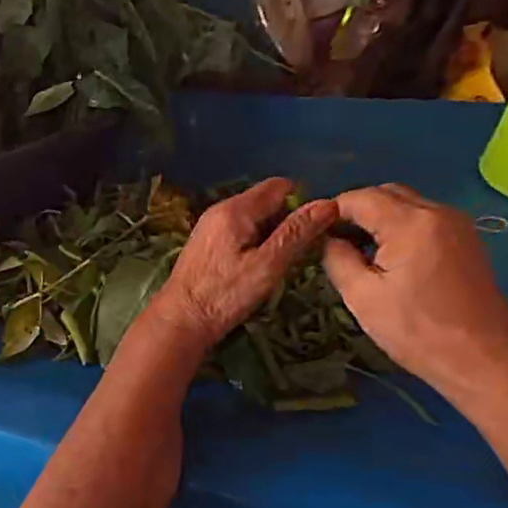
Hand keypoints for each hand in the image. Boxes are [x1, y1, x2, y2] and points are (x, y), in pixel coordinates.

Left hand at [144, 177, 336, 353]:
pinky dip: (253, 245)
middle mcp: (219, 211)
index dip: (303, 203)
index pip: (281, 187)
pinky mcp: (205, 246)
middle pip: (266, 202)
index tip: (314, 230)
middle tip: (299, 253)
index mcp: (235, 210)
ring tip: (278, 265)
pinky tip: (256, 270)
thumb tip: (329, 204)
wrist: (179, 321)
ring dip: (271, 236)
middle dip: (287, 221)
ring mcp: (209, 228)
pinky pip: (238, 234)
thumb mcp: (267, 265)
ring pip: (253, 220)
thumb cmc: (223, 296)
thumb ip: (296, 233)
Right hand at [321, 184, 507, 400]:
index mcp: (410, 223)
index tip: (310, 234)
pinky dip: (398, 227)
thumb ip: (337, 259)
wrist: (481, 355)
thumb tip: (327, 241)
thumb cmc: (415, 329)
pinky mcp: (464, 240)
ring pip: (406, 203)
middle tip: (330, 242)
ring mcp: (456, 224)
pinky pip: (422, 219)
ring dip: (376, 218)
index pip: (359, 197)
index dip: (330, 211)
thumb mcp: (362, 297)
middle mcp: (437, 212)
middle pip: (386, 193)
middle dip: (354, 210)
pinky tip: (384, 258)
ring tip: (354, 251)